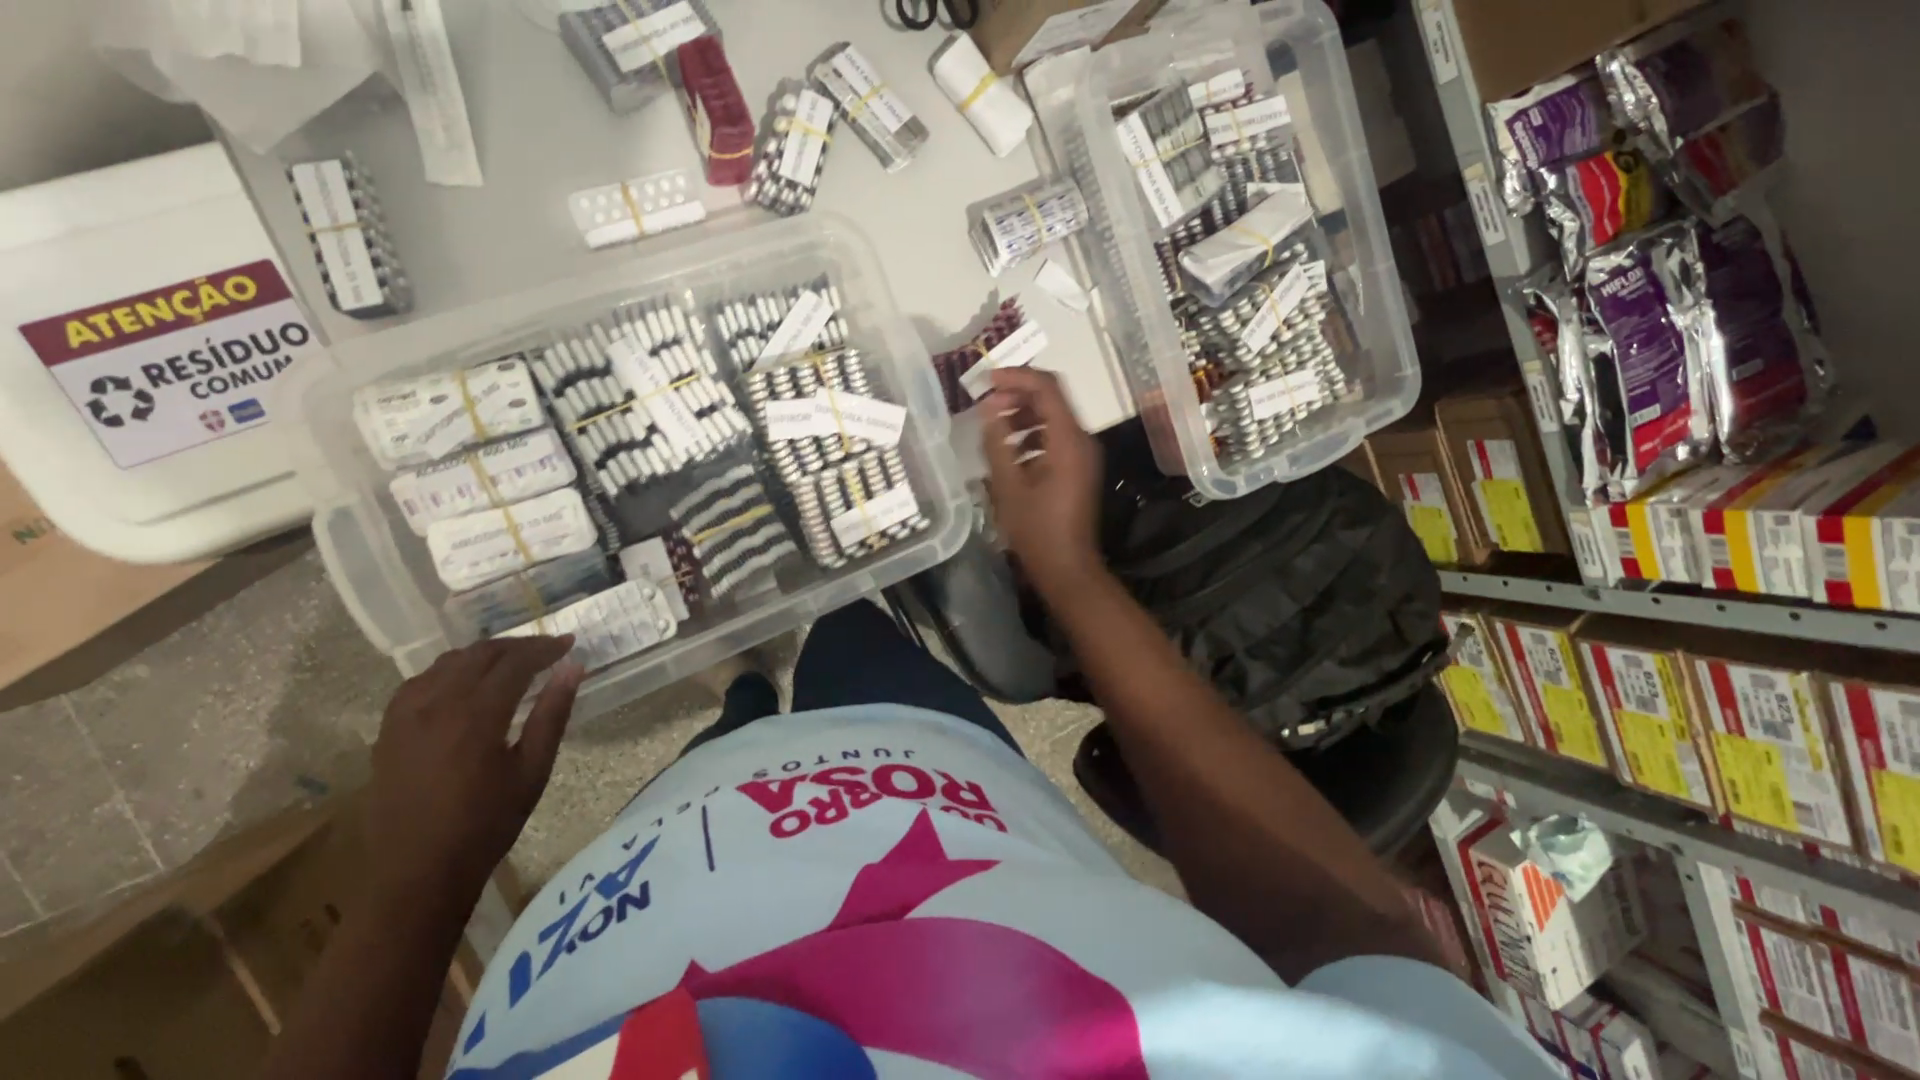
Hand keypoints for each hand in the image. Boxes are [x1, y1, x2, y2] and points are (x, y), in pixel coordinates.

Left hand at [367, 637, 584, 898]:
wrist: (417, 871)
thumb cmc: (486, 825)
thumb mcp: (532, 772)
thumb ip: (552, 715)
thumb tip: (572, 669)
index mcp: (476, 715)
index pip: (514, 663)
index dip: (544, 649)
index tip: (567, 643)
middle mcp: (436, 703)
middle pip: (480, 655)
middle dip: (516, 647)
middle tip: (545, 650)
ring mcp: (406, 714)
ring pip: (447, 663)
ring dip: (482, 655)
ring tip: (509, 663)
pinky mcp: (388, 728)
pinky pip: (420, 682)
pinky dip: (448, 672)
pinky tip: (463, 684)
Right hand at [981, 366, 1104, 597]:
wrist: (1067, 569)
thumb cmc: (1036, 531)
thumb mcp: (1009, 486)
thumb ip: (997, 442)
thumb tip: (990, 407)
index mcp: (1068, 440)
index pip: (1047, 387)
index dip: (1016, 377)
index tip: (985, 381)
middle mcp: (1082, 440)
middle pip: (1051, 399)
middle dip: (1017, 396)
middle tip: (985, 405)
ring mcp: (1083, 455)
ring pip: (1052, 419)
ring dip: (1022, 417)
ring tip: (992, 429)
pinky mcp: (1078, 469)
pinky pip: (1054, 439)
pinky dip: (1031, 437)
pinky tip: (1007, 454)